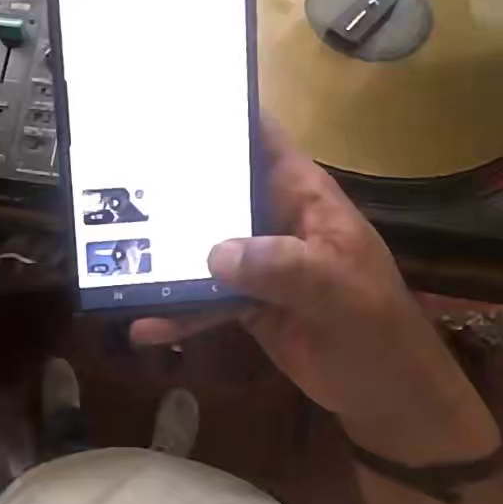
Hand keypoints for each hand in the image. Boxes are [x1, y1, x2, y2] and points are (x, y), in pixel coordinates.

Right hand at [130, 123, 498, 464]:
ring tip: (116, 258)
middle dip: (171, 184)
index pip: (263, 141)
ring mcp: (255, 262)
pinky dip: (175, 308)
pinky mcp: (241, 299)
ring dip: (163, 254)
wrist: (387, 399)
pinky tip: (145, 325)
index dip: (224, 117)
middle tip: (116, 175)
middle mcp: (272, 222)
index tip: (169, 104)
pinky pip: (199, 295)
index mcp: (303, 200)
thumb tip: (215, 253)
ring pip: (200, 244)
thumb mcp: (339, 296)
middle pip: (215, 190)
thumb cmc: (379, 335)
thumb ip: (285, 269)